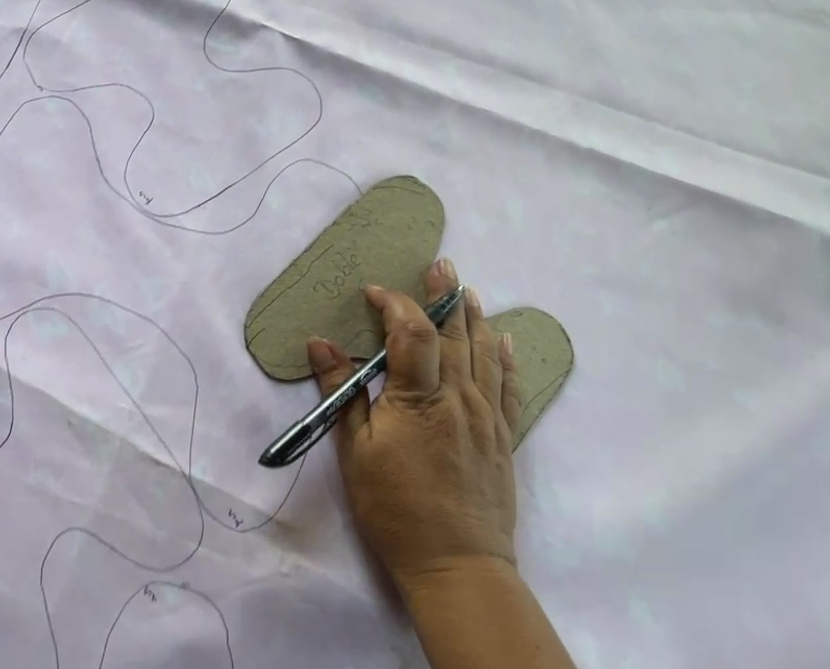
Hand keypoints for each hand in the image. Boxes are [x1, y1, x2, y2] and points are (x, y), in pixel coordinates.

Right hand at [307, 259, 523, 587]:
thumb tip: (320, 343)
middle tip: (441, 264)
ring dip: (475, 319)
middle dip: (444, 297)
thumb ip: (340, 392)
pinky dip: (507, 360)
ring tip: (468, 290)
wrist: (457, 564)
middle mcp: (460, 399)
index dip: (395, 305)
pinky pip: (509, 388)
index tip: (373, 293)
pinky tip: (505, 341)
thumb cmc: (394, 506)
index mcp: (420, 399)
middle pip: (455, 336)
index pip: (413, 334)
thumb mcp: (354, 450)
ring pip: (485, 356)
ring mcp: (487, 418)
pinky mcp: (502, 439)